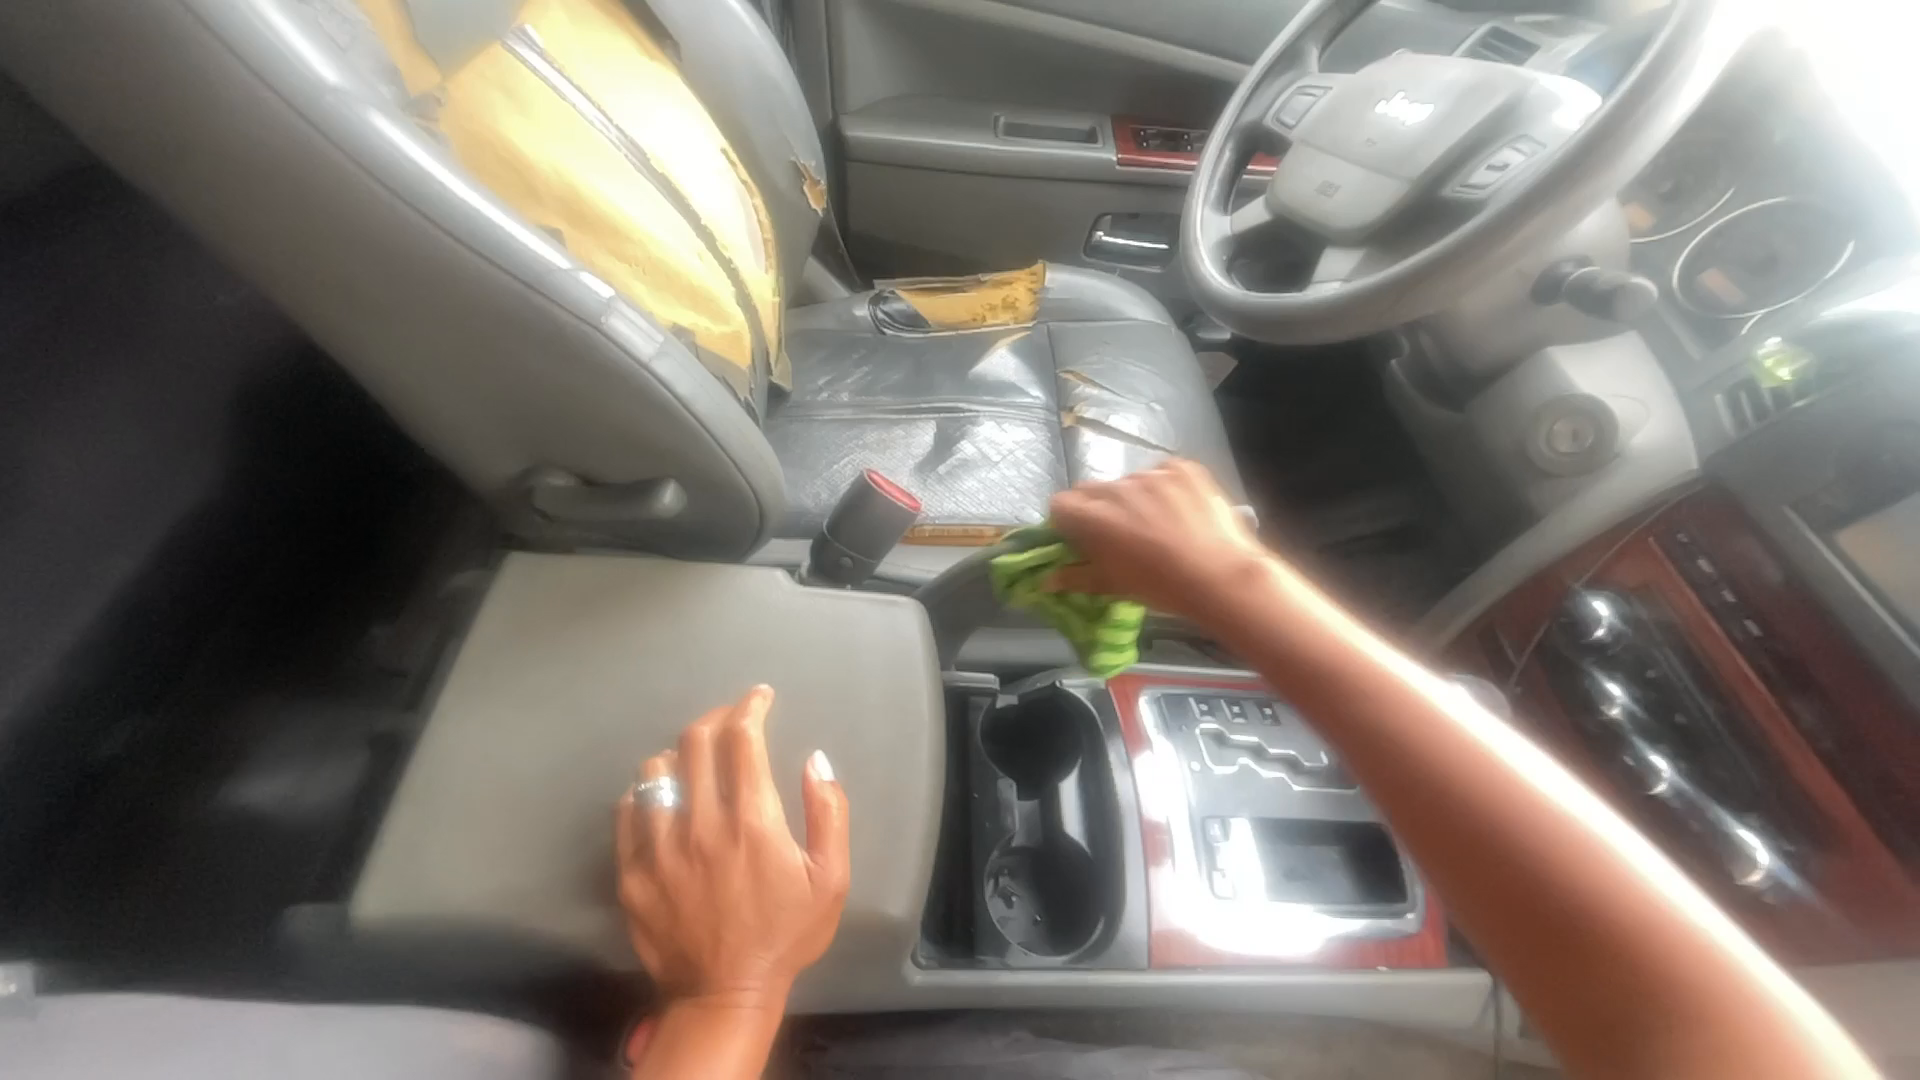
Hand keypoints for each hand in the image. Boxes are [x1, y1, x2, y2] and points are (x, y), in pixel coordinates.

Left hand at [615, 686, 849, 1009]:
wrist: (724, 996)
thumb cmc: (785, 934)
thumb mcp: (831, 877)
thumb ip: (830, 812)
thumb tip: (815, 760)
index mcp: (752, 820)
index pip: (742, 738)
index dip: (751, 706)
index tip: (760, 697)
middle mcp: (700, 824)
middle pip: (694, 742)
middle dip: (716, 718)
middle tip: (731, 720)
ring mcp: (658, 849)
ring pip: (655, 771)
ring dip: (678, 754)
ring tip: (694, 762)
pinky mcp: (631, 874)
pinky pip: (628, 812)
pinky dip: (646, 794)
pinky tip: (664, 801)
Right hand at [1048, 459, 1274, 624]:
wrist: (1222, 577)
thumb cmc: (1162, 587)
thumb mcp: (1114, 586)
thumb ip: (1076, 577)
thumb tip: (1047, 580)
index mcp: (1093, 517)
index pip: (1060, 504)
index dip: (1067, 521)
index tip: (1081, 538)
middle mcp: (1116, 488)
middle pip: (1092, 490)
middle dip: (1098, 508)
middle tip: (1119, 534)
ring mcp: (1151, 474)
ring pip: (1128, 482)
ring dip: (1133, 498)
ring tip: (1157, 525)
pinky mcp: (1182, 468)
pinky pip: (1162, 472)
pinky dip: (1164, 487)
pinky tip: (1179, 511)